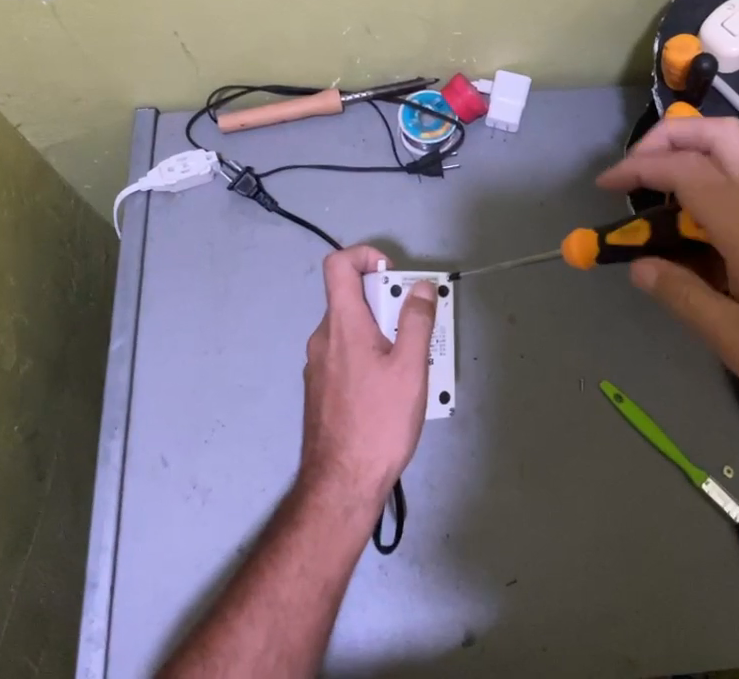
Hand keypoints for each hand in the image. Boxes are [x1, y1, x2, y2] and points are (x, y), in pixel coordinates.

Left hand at [297, 246, 436, 511]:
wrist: (341, 483)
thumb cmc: (378, 422)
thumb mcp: (410, 368)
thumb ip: (416, 321)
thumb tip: (420, 286)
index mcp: (342, 325)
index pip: (338, 266)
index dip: (364, 256)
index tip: (393, 274)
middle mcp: (323, 339)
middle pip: (353, 301)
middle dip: (388, 306)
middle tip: (418, 333)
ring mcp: (318, 366)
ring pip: (353, 332)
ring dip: (383, 336)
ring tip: (413, 369)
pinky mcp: (321, 390)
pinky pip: (348, 357)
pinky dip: (371, 358)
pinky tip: (393, 392)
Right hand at [595, 117, 738, 447]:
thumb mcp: (737, 343)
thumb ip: (683, 297)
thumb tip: (640, 266)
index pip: (689, 171)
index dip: (640, 167)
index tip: (606, 187)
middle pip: (723, 136)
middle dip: (671, 137)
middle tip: (635, 171)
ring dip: (692, 157)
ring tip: (656, 199)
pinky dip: (712, 186)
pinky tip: (695, 232)